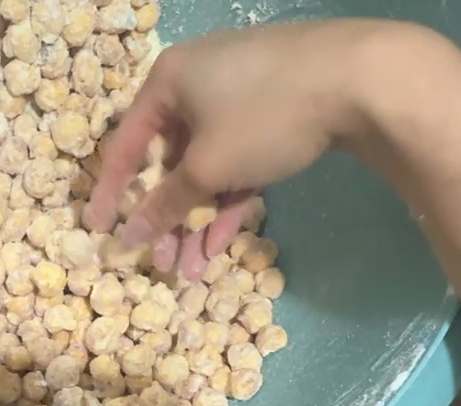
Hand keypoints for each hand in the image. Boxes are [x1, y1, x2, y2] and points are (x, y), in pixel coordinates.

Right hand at [84, 19, 421, 278]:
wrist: (361, 79)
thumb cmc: (264, 116)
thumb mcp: (206, 168)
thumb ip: (163, 204)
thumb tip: (130, 235)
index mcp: (168, 82)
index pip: (125, 146)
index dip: (111, 194)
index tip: (100, 231)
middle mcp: (195, 84)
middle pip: (167, 164)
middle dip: (165, 221)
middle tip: (160, 264)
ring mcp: (235, 97)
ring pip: (203, 170)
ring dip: (195, 222)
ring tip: (192, 271)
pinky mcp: (268, 112)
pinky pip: (233, 163)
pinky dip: (225, 202)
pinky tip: (220, 245)